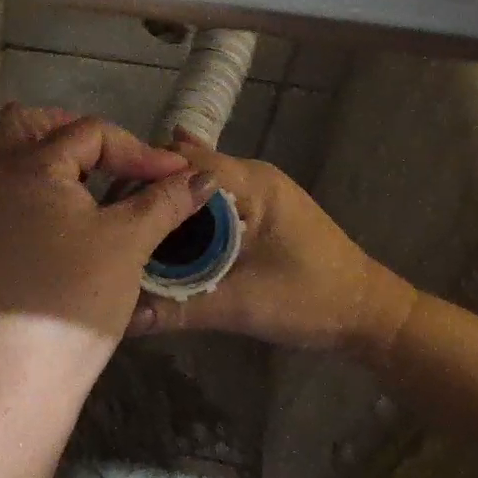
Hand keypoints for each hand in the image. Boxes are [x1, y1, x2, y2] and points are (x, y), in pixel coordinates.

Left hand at [0, 105, 216, 388]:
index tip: (175, 176)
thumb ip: (165, 200)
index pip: (89, 133)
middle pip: (27, 124)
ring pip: (10, 155)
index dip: (138, 150)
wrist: (30, 366)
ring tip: (95, 179)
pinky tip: (72, 212)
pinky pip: (7, 188)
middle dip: (74, 130)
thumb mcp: (129, 241)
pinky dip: (37, 185)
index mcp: (29, 166)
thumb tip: (202, 178)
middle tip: (115, 157)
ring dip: (51, 155)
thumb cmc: (79, 294)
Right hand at [126, 130, 416, 352]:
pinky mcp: (257, 215)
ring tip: (129, 237)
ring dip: (164, 209)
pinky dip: (184, 221)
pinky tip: (159, 244)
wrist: (369, 318)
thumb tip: (119, 318)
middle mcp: (251, 178)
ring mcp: (256, 194)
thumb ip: (177, 307)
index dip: (140, 178)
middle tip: (112, 228)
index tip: (107, 210)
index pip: (180, 160)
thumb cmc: (311, 301)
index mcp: (251, 183)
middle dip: (146, 195)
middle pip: (182, 170)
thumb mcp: (240, 305)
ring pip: (194, 190)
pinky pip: (209, 207)